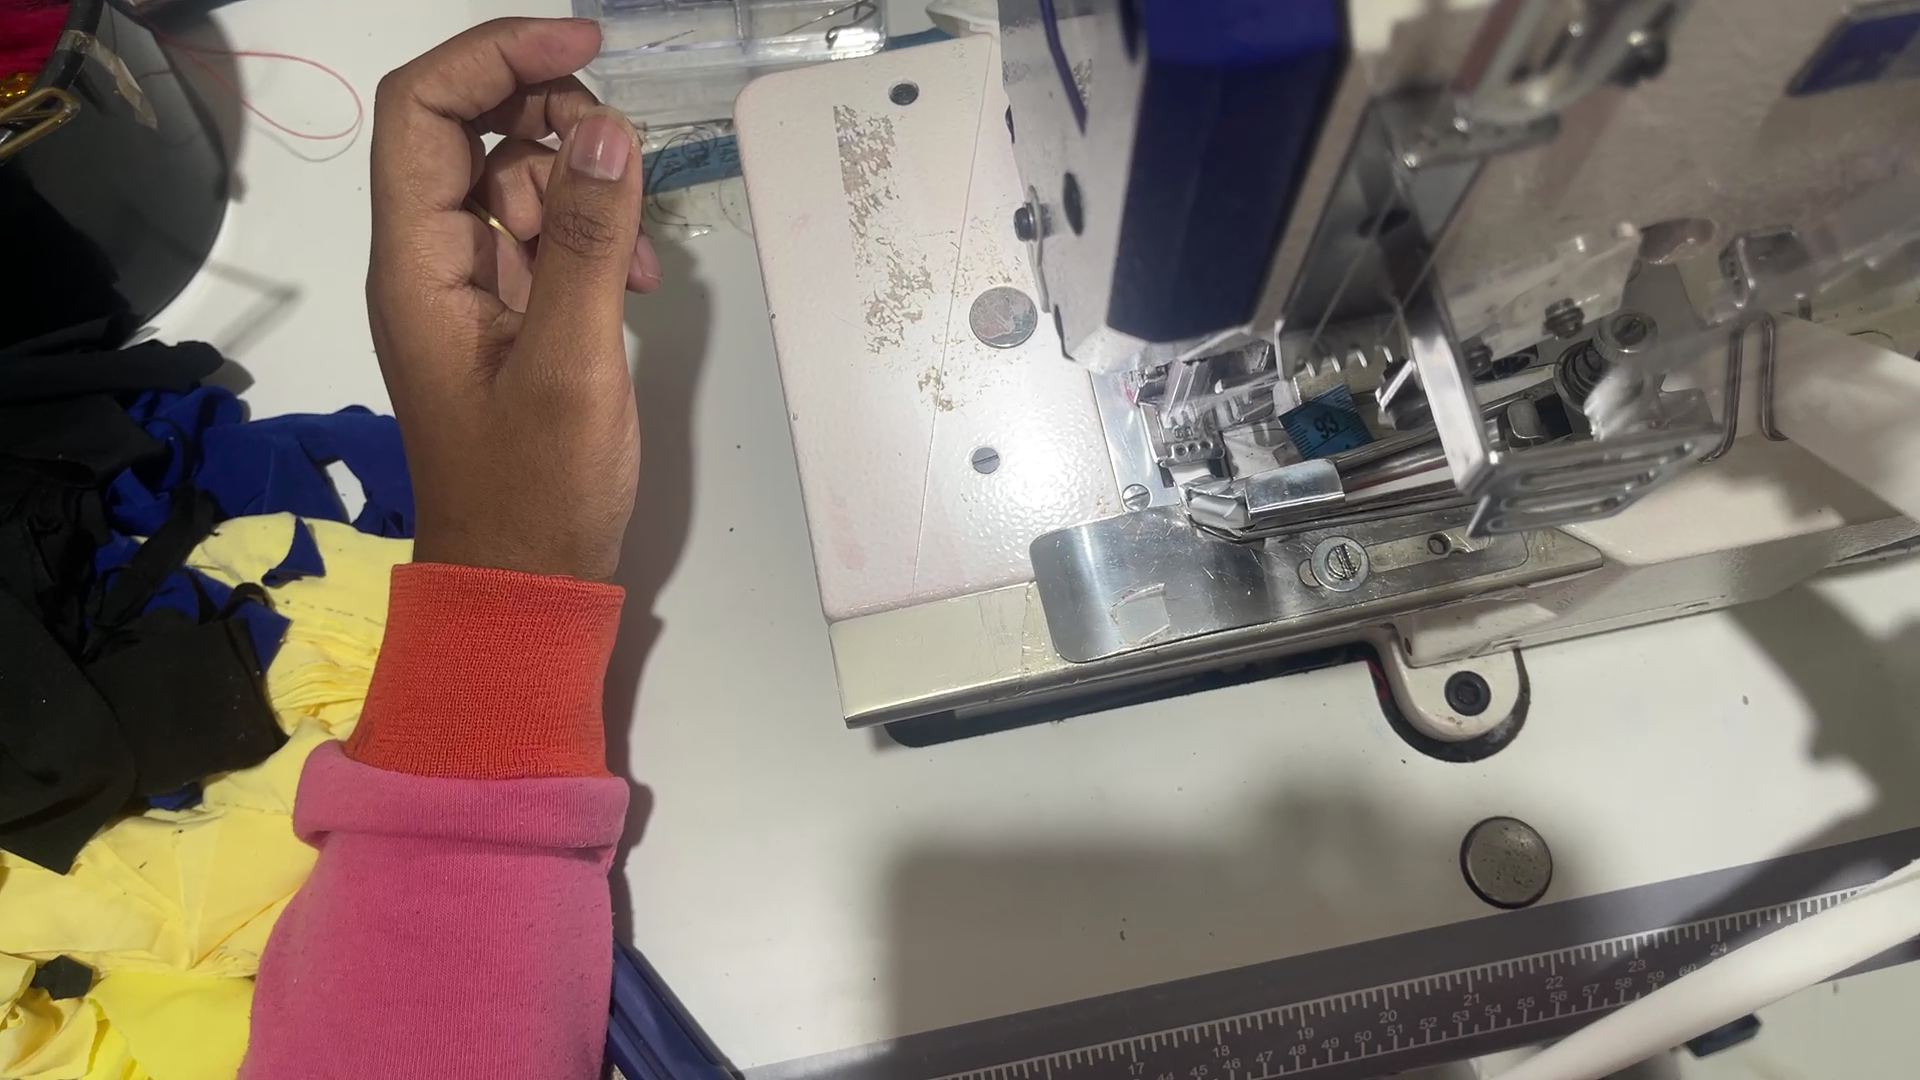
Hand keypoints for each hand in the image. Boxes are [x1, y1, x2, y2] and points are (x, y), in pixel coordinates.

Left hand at [367, 17, 658, 581]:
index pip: (429, 113)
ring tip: (644, 262)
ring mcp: (477, 299)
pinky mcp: (516, 328)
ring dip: (584, 201)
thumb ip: (584, 244)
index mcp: (421, 264)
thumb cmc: (542, 483)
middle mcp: (436, 266)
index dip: (499, 58)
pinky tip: (638, 286)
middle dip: (553, 130)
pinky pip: (545, 253)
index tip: (587, 44)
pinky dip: (593, 249)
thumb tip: (606, 131)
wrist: (530, 573)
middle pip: (473, 142)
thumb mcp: (572, 361)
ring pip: (517, 198)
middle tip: (629, 164)